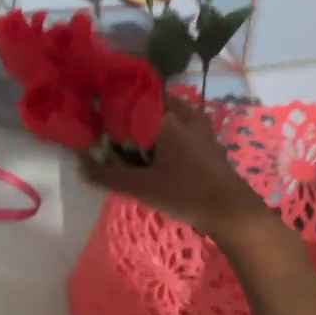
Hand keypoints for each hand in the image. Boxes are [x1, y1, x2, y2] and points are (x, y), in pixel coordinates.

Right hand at [82, 95, 270, 237]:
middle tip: (121, 115)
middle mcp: (188, 122)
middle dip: (142, 104)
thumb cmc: (186, 193)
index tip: (101, 105)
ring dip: (162, 115)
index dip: (119, 100)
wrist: (234, 215)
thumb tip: (81, 166)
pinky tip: (165, 146)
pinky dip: (176, 129)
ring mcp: (204, 135)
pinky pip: (190, 129)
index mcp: (169, 123)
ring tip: (143, 126)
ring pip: (181, 113)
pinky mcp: (211, 150)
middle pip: (163, 101)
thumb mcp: (141, 186)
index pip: (140, 100)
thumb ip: (109, 175)